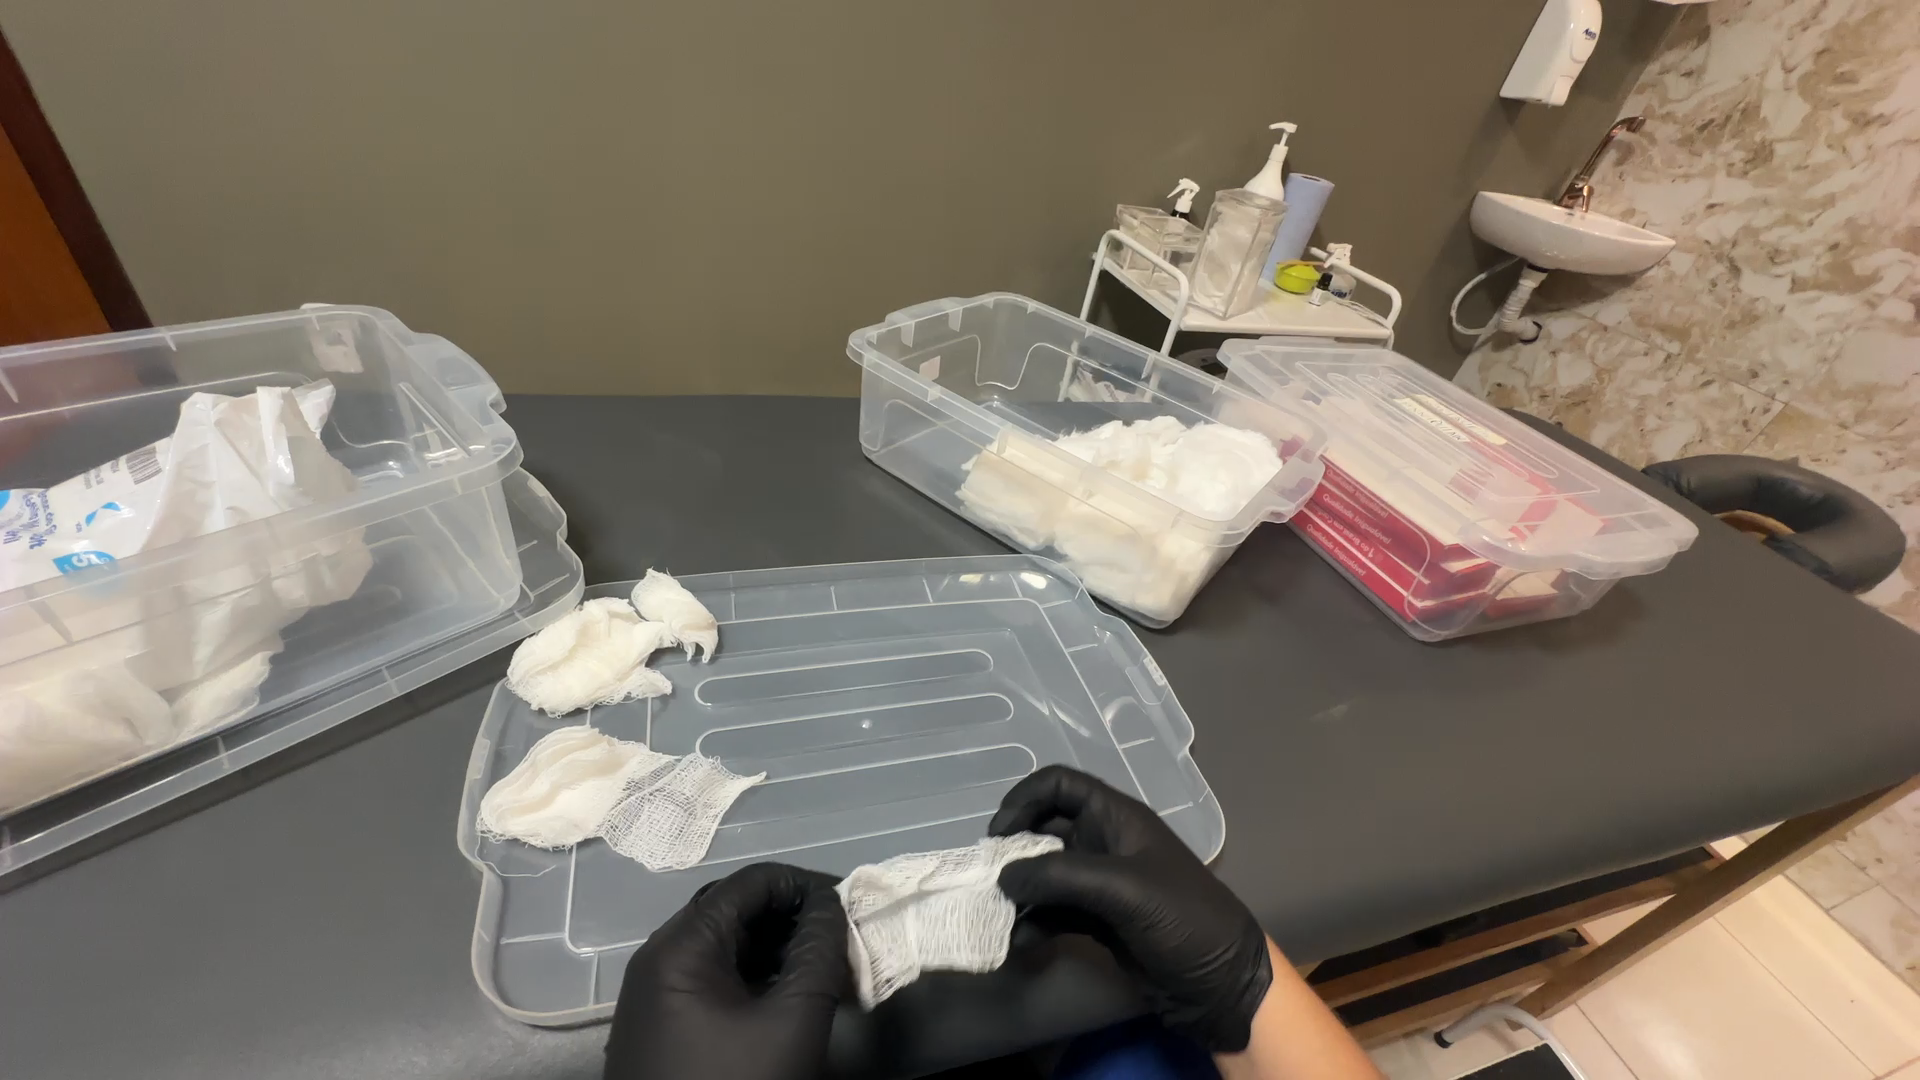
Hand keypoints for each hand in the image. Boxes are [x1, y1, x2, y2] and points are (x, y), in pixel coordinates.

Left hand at [605, 862, 848, 1079]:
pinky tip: (789, 994)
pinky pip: (713, 976)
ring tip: (823, 966)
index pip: (752, 881)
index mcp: (681, 946)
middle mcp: (659, 958)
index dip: (805, 885)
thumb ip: (818, 949)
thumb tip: (832, 904)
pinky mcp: (662, 1025)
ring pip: (726, 943)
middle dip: (792, 915)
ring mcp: (656, 994)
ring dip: (777, 945)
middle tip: (838, 937)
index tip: (848, 905)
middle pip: (736, 908)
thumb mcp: (793, 1019)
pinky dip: (755, 974)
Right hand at [991, 765, 1272, 1052]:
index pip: (1060, 784)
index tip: (998, 832)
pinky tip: (1020, 940)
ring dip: (1021, 891)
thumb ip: (1061, 876)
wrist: (1224, 986)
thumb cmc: (1183, 918)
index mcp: (1115, 816)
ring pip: (1047, 874)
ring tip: (998, 913)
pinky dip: (1035, 922)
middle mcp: (1104, 842)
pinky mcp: (1100, 920)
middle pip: (1046, 827)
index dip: (1025, 797)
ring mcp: (1101, 883)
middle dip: (1015, 849)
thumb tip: (1004, 876)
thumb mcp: (1123, 889)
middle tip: (989, 876)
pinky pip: (1056, 911)